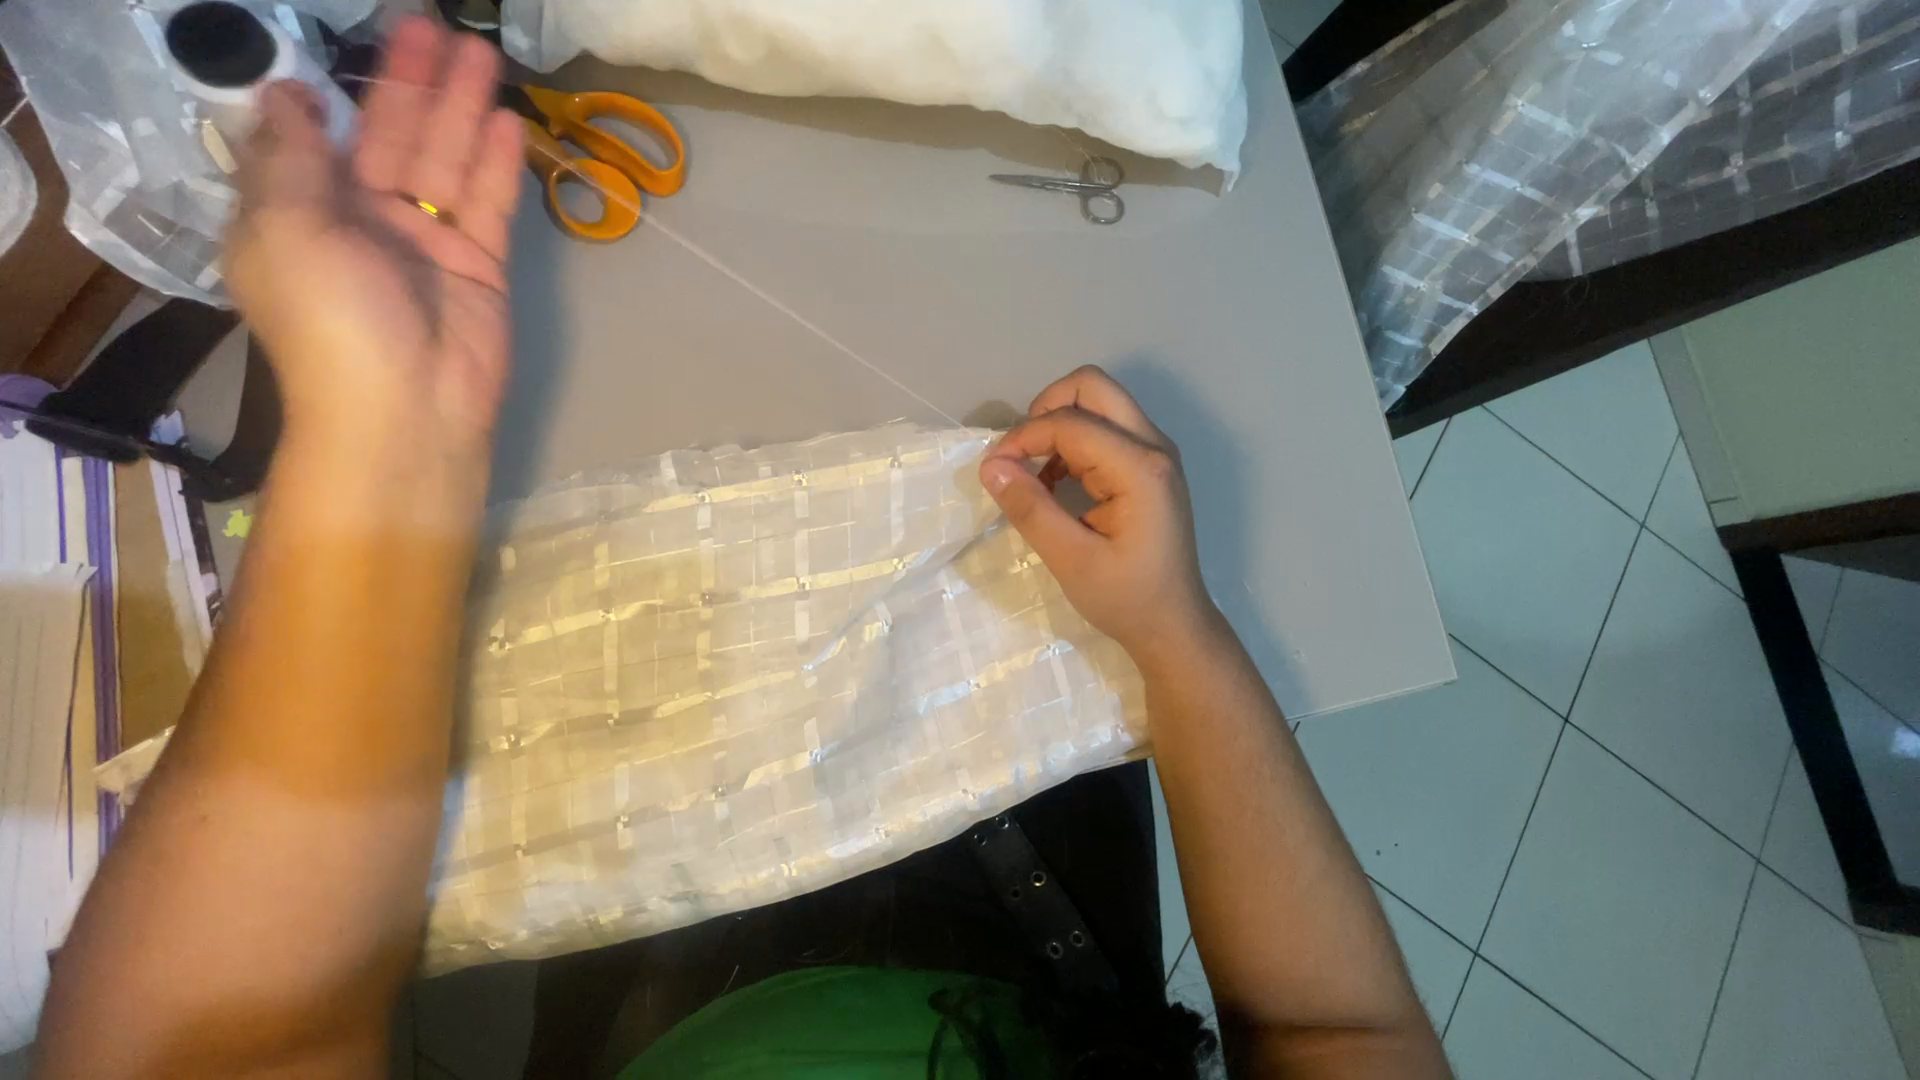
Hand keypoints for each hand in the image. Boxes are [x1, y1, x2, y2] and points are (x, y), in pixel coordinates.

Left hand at [224, 16, 523, 461]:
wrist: (408, 408)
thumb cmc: (330, 321)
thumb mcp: (284, 229)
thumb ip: (291, 158)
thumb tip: (286, 95)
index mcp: (305, 211)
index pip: (321, 136)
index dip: (338, 88)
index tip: (358, 41)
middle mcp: (367, 220)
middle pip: (393, 137)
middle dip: (413, 83)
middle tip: (436, 27)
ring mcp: (430, 243)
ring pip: (446, 162)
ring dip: (461, 109)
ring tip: (480, 54)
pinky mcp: (481, 266)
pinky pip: (487, 204)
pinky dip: (495, 164)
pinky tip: (505, 122)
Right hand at [978, 366, 1220, 664]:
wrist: (1173, 625)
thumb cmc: (1125, 598)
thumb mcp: (1070, 560)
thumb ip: (1030, 508)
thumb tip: (990, 465)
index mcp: (1140, 469)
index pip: (1070, 423)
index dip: (1023, 438)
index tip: (994, 470)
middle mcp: (1154, 446)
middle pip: (1092, 386)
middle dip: (1045, 410)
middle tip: (1020, 454)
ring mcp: (1155, 452)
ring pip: (1098, 402)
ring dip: (1058, 425)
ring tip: (1035, 475)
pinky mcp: (1148, 464)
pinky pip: (1104, 428)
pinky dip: (1072, 441)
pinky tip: (1055, 483)